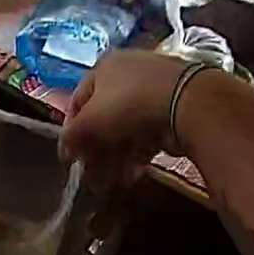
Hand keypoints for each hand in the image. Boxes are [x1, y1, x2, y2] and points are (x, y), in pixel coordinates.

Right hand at [60, 51, 195, 196]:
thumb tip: (65, 151)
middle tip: (92, 180)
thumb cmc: (129, 105)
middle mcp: (126, 77)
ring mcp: (150, 94)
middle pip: (102, 122)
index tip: (71, 159)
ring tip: (111, 185)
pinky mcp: (170, 113)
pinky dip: (136, 157)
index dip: (71, 133)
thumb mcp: (90, 120)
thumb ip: (72, 137)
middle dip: (96, 154)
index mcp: (104, 69)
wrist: (188, 103)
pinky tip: (132, 176)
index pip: (77, 103)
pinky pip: (145, 137)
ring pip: (124, 133)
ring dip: (114, 162)